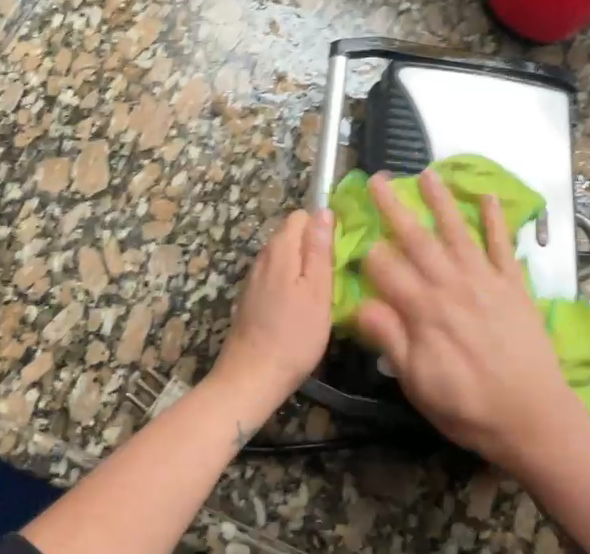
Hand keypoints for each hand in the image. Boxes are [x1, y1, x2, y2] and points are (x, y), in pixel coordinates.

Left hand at [211, 208, 334, 406]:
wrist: (251, 377)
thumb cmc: (293, 335)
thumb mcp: (318, 291)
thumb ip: (320, 249)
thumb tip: (324, 212)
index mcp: (280, 250)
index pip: (301, 216)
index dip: (322, 227)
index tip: (339, 251)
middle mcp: (262, 257)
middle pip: (291, 235)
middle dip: (313, 248)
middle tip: (333, 278)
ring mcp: (253, 278)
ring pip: (284, 257)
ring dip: (302, 267)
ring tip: (321, 294)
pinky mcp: (250, 298)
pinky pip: (275, 276)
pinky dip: (289, 283)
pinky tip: (299, 308)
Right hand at [353, 172, 583, 467]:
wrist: (533, 417)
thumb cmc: (468, 407)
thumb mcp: (417, 383)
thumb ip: (390, 339)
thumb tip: (359, 303)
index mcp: (424, 311)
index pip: (386, 269)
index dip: (368, 253)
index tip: (355, 239)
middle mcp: (452, 285)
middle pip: (417, 238)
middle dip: (394, 207)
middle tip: (377, 179)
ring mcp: (485, 281)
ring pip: (458, 231)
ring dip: (441, 201)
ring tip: (428, 173)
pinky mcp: (513, 285)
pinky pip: (502, 245)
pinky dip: (496, 220)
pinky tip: (489, 197)